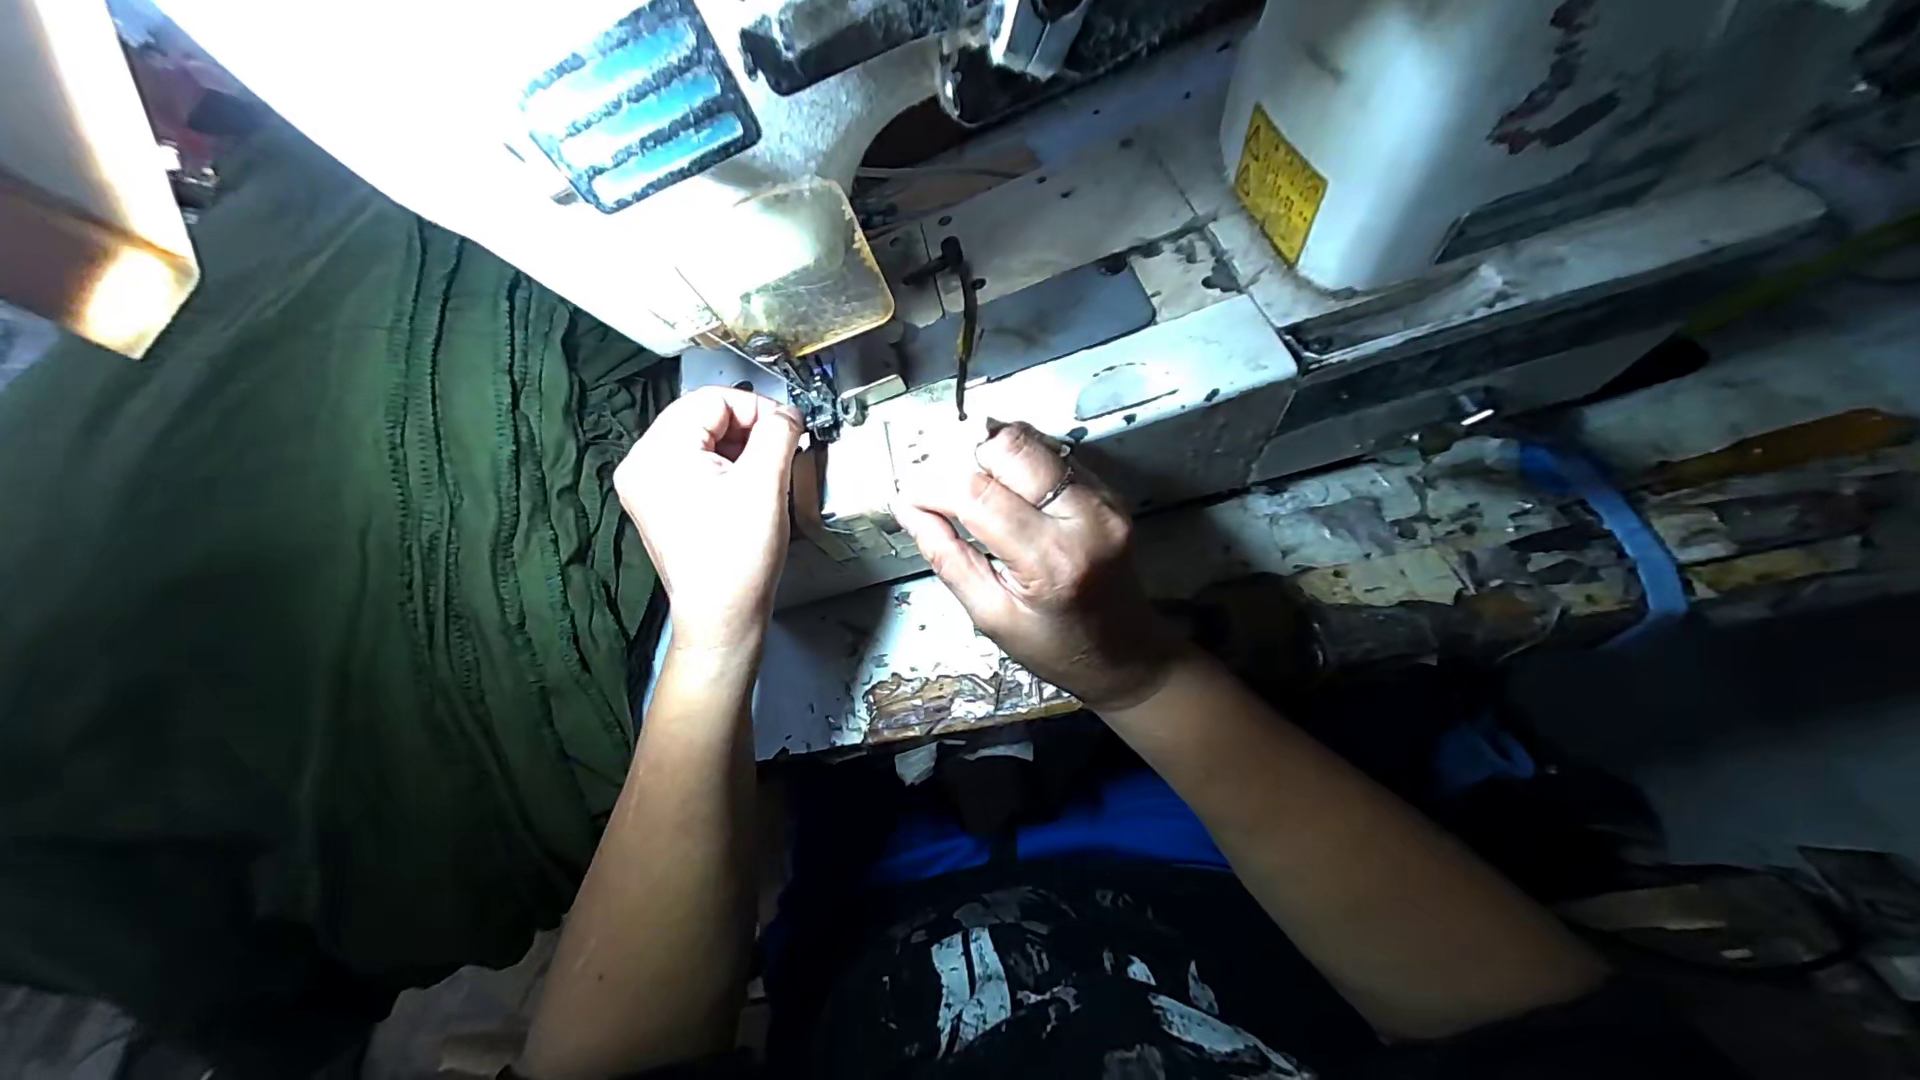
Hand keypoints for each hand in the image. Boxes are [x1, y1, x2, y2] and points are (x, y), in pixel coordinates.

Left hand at [615, 387, 803, 652]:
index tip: (786, 428)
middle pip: (705, 418)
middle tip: (782, 450)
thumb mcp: (766, 483)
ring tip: (769, 475)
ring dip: (742, 450)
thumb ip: (779, 433)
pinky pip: (698, 467)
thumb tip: (788, 413)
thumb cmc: (736, 562)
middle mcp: (643, 466)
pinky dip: (729, 469)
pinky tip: (751, 490)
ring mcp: (649, 488)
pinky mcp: (663, 505)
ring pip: (704, 442)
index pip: (712, 399)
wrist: (723, 616)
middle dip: (750, 429)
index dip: (757, 408)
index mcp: (658, 454)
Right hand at [893, 421, 1179, 711]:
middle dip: (964, 457)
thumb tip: (910, 510)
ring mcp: (1103, 499)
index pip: (978, 494)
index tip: (912, 495)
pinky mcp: (1107, 491)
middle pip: (1010, 447)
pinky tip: (1008, 493)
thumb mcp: (991, 615)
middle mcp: (1085, 518)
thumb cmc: (1058, 646)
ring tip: (973, 489)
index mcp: (1052, 560)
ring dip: (991, 455)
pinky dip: (1018, 464)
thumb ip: (948, 557)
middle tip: (943, 486)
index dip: (933, 487)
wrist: (1124, 652)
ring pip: (1032, 441)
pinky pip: (1051, 455)